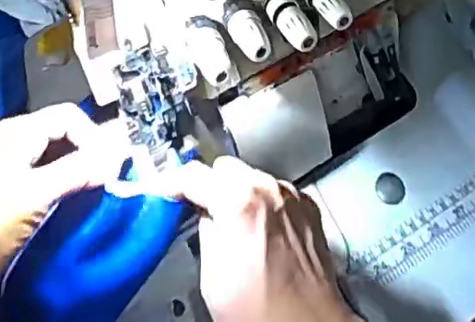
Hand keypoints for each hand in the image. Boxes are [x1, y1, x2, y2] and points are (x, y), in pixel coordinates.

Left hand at [0, 104, 126, 321]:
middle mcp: (12, 143)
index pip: (69, 116)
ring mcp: (8, 170)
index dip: (94, 136)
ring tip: (96, 189)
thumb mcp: (35, 196)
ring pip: (56, 158)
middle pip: (63, 134)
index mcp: (16, 131)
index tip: (113, 164)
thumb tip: (117, 155)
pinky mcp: (7, 197)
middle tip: (110, 176)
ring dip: (78, 170)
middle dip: (89, 151)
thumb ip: (78, 170)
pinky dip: (64, 185)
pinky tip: (75, 202)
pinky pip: (45, 179)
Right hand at [168, 156, 358, 321]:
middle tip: (205, 214)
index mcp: (239, 200)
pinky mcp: (307, 207)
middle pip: (226, 168)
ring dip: (242, 195)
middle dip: (212, 187)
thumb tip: (205, 216)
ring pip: (253, 177)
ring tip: (239, 234)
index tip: (167, 187)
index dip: (174, 181)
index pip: (195, 175)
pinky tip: (264, 236)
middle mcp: (268, 188)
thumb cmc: (263, 312)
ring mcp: (291, 195)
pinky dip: (267, 205)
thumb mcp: (212, 277)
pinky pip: (277, 193)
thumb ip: (206, 232)